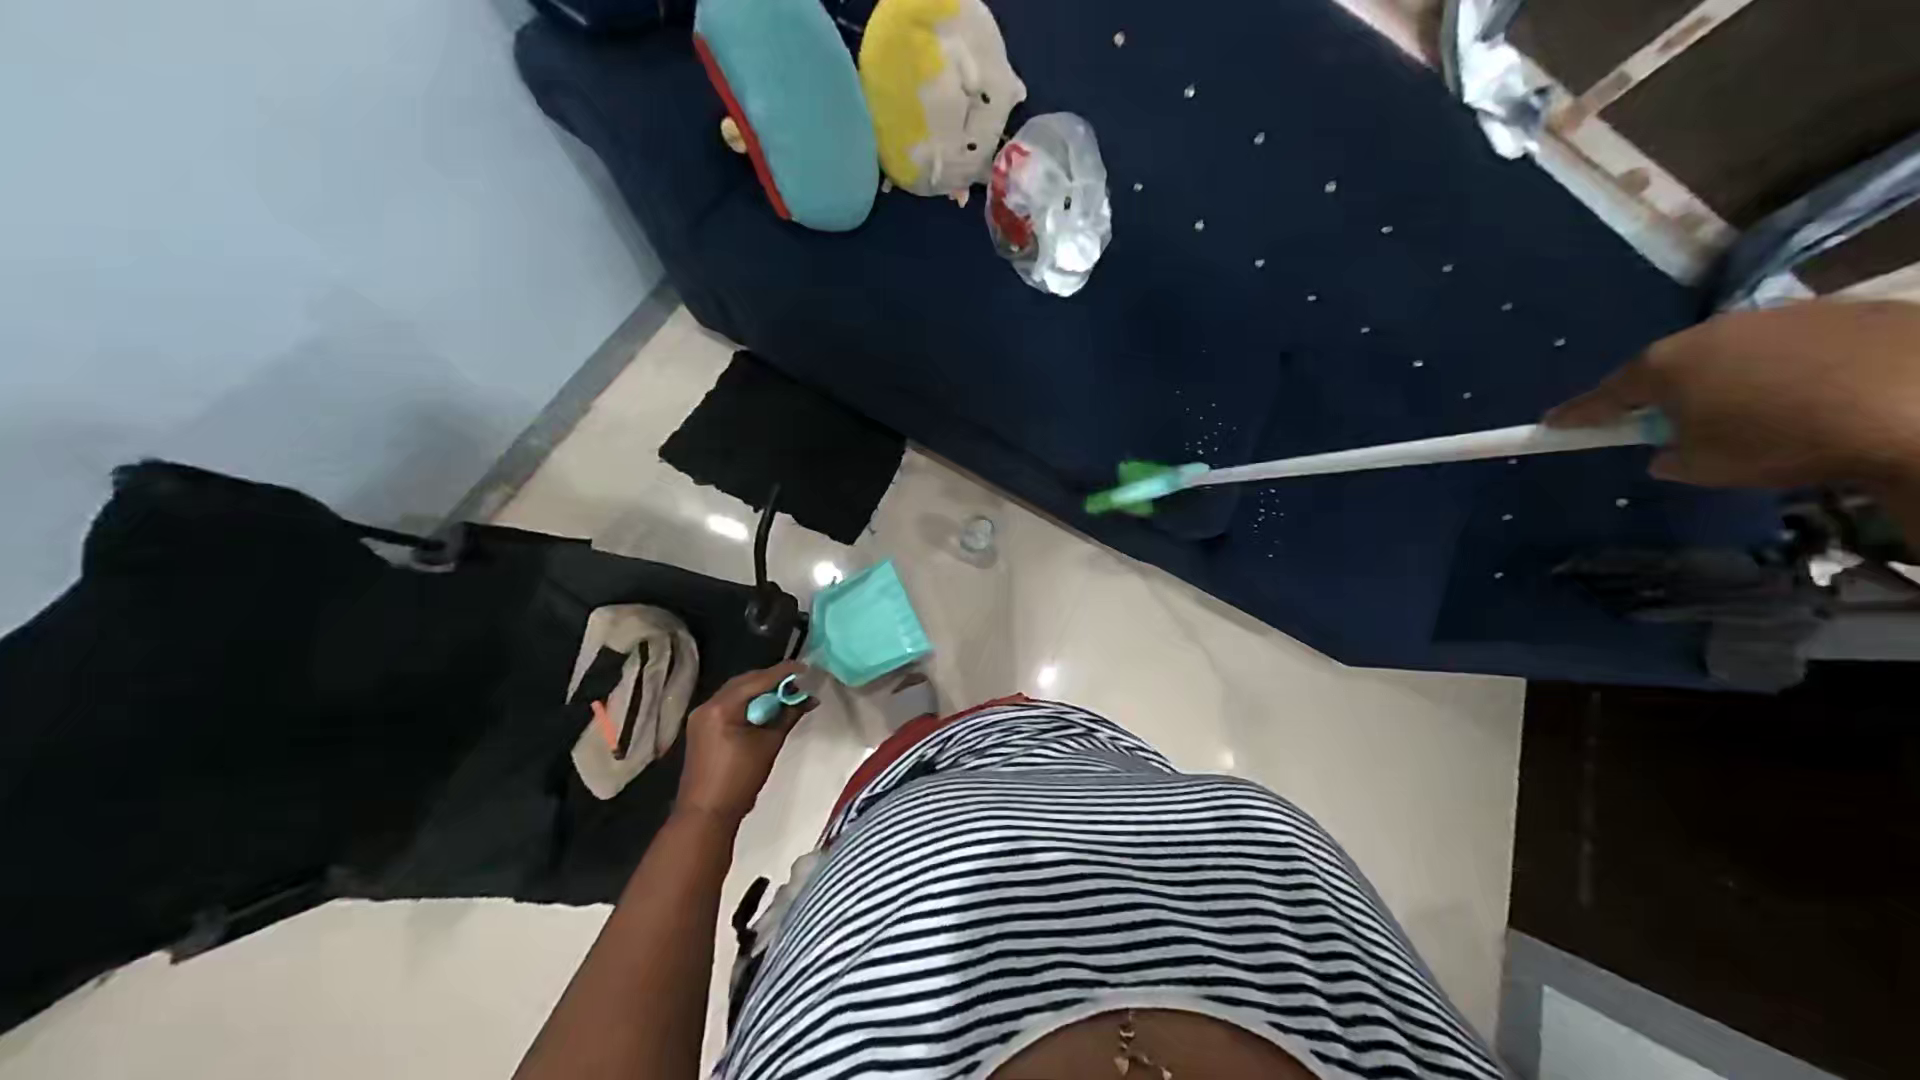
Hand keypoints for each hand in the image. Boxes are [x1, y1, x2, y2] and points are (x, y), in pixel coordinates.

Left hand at [675, 660, 816, 825]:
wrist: (706, 813)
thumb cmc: (740, 779)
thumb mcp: (769, 744)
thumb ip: (788, 715)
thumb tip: (809, 698)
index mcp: (722, 707)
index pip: (757, 680)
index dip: (783, 672)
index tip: (805, 668)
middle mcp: (707, 705)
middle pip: (744, 682)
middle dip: (771, 680)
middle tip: (797, 682)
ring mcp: (701, 716)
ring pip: (735, 692)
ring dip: (759, 691)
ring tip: (784, 695)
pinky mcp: (701, 727)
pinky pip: (728, 705)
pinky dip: (747, 703)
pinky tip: (765, 708)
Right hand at [1545, 300, 1919, 491]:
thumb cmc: (1784, 442)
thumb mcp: (1705, 467)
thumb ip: (1670, 454)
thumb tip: (1670, 447)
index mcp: (1665, 366)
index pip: (1602, 396)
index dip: (1575, 415)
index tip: (1550, 425)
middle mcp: (1713, 330)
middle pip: (1673, 366)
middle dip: (1668, 393)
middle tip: (1681, 426)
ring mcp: (1785, 314)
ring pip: (1738, 351)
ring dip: (1737, 378)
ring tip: (1773, 412)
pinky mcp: (1852, 310)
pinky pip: (1802, 344)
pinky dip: (1799, 368)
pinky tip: (1828, 394)